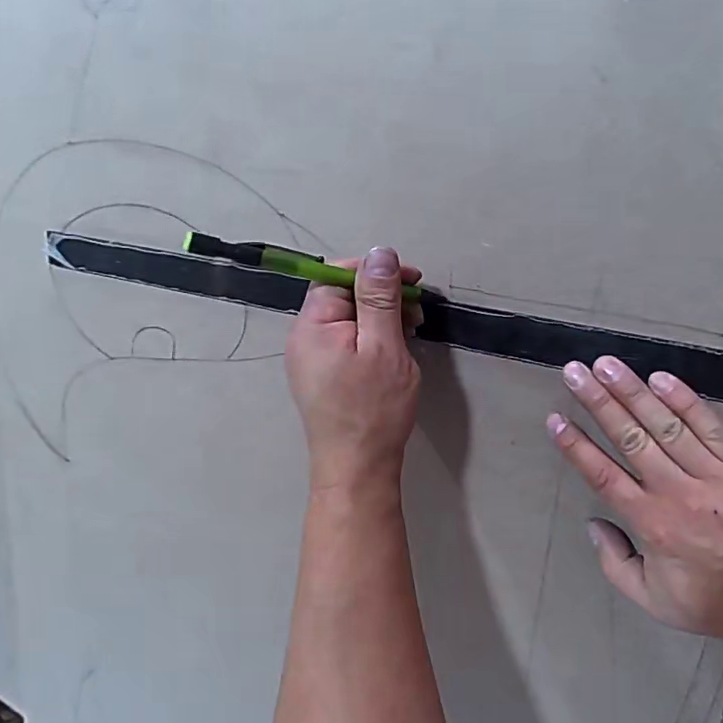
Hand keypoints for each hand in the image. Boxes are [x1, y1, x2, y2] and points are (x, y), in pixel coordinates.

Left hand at [285, 248, 423, 497]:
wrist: (358, 469)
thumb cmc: (373, 409)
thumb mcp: (384, 346)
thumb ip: (380, 297)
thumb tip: (379, 253)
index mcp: (312, 325)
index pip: (337, 275)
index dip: (374, 271)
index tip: (411, 280)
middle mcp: (305, 337)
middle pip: (343, 296)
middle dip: (382, 295)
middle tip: (417, 310)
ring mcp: (313, 358)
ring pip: (349, 319)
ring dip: (382, 316)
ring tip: (412, 330)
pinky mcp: (325, 374)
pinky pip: (348, 340)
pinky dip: (374, 336)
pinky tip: (395, 349)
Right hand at [547, 356, 722, 659]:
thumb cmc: (722, 602)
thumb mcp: (658, 603)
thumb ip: (616, 565)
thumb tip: (594, 524)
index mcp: (652, 525)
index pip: (604, 476)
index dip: (576, 446)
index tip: (555, 419)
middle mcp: (678, 493)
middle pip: (629, 438)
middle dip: (598, 401)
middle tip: (574, 372)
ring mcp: (714, 475)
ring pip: (664, 425)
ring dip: (633, 391)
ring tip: (607, 364)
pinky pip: (710, 425)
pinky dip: (684, 400)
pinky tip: (660, 378)